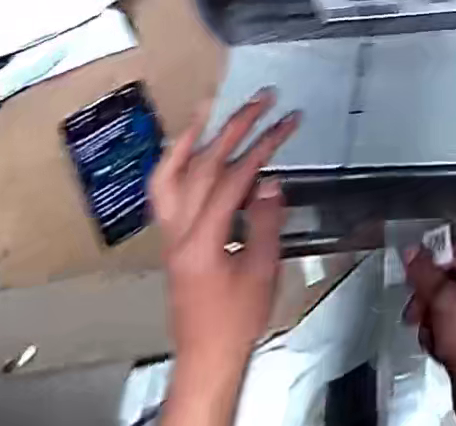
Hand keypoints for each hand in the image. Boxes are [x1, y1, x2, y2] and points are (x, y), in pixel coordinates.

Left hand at [151, 90, 301, 389]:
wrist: (207, 356)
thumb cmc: (237, 319)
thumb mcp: (262, 269)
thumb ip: (264, 221)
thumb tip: (269, 181)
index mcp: (201, 242)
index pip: (233, 179)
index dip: (263, 146)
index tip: (287, 122)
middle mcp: (178, 234)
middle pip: (201, 167)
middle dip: (233, 127)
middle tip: (260, 100)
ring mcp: (170, 235)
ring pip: (169, 176)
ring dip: (190, 138)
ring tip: (209, 107)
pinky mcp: (173, 239)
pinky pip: (168, 190)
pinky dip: (182, 161)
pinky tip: (198, 147)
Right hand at [403, 246, 455, 389]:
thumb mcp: (443, 300)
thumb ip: (425, 273)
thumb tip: (412, 253)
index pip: (454, 252)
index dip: (431, 265)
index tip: (413, 274)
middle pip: (448, 277)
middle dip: (429, 297)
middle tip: (418, 308)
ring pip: (445, 299)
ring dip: (431, 316)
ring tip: (430, 330)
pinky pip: (449, 317)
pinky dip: (438, 329)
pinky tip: (438, 342)